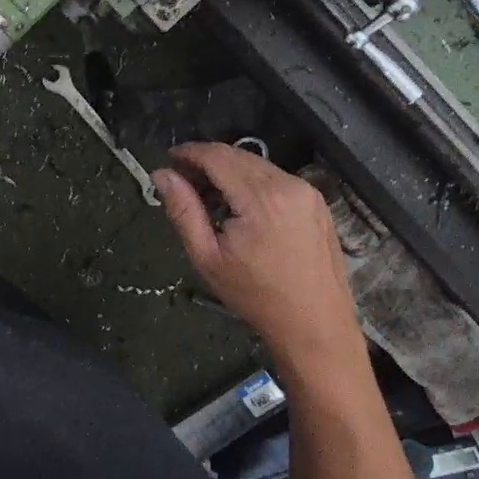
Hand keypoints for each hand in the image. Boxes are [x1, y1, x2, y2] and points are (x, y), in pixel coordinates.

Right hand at [152, 143, 366, 374]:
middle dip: (205, 162)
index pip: (217, 156)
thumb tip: (161, 175)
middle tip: (181, 182)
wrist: (315, 324)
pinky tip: (237, 208)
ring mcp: (307, 192)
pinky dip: (250, 183)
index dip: (188, 153)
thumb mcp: (207, 257)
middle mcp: (289, 184)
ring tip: (206, 198)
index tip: (167, 160)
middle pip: (237, 156)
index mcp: (261, 197)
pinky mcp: (316, 203)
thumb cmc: (256, 295)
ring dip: (228, 172)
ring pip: (257, 166)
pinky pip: (276, 180)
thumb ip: (183, 210)